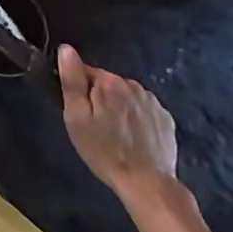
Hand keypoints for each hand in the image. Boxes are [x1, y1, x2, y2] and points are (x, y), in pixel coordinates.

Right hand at [57, 44, 177, 199]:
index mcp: (110, 82)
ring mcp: (153, 102)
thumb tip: (66, 49)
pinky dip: (138, 121)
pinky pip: (145, 112)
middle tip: (95, 129)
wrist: (146, 182)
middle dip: (101, 101)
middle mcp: (134, 85)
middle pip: (109, 86)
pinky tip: (134, 141)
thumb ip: (72, 81)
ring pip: (128, 98)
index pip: (87, 73)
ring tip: (115, 138)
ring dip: (120, 110)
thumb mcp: (77, 118)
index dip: (79, 91)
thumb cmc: (104, 151)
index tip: (79, 112)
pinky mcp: (166, 119)